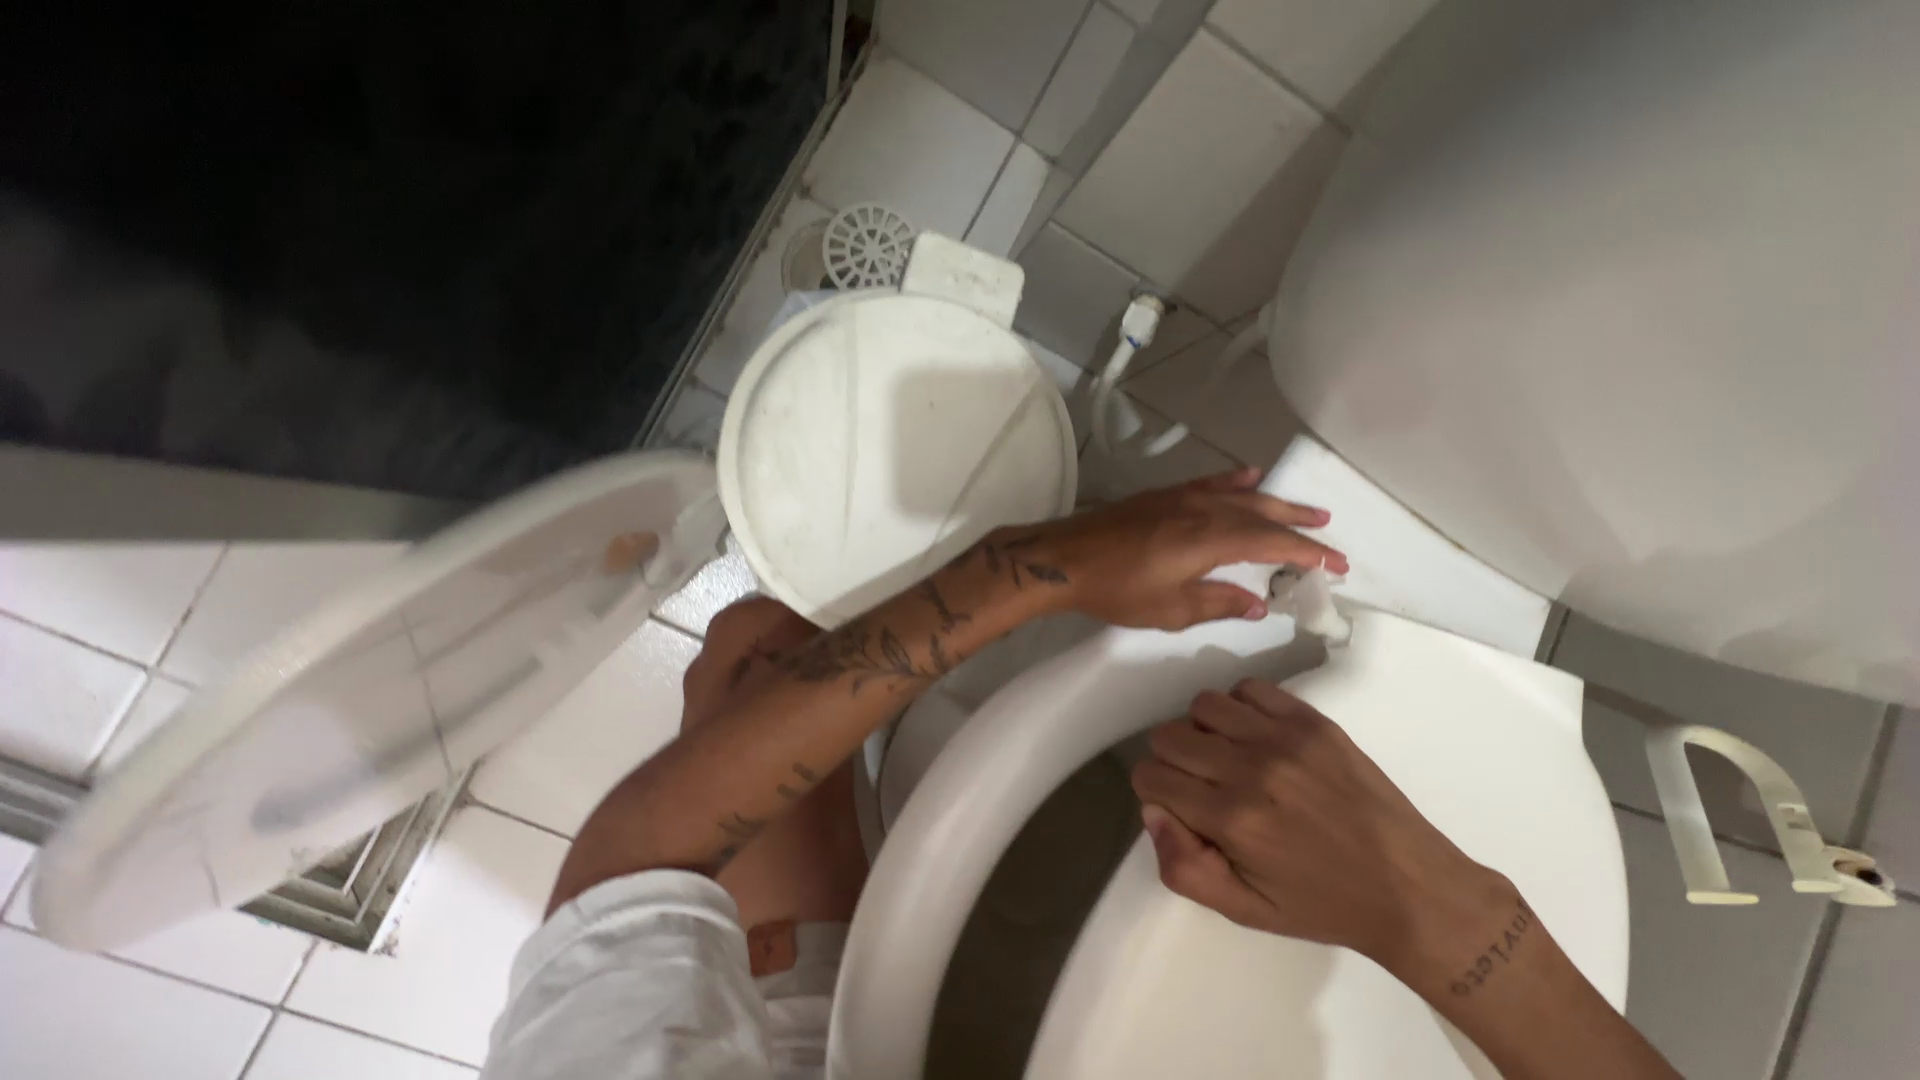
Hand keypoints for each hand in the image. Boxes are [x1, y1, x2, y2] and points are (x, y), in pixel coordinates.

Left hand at [1021, 467, 1346, 630]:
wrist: (1066, 558)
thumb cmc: (1117, 590)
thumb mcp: (1171, 609)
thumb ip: (1219, 603)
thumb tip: (1258, 604)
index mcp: (1211, 539)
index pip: (1272, 543)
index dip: (1308, 553)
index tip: (1337, 564)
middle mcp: (1204, 510)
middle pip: (1262, 514)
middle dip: (1299, 525)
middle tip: (1329, 534)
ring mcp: (1182, 497)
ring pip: (1241, 496)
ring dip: (1276, 502)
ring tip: (1306, 509)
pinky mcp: (1163, 496)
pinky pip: (1210, 483)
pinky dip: (1234, 481)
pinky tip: (1249, 477)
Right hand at [1130, 678, 1515, 973]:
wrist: (1410, 888)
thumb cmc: (1321, 905)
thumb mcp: (1244, 910)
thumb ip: (1182, 867)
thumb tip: (1153, 811)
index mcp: (1232, 821)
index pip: (1151, 776)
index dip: (1155, 793)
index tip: (1179, 807)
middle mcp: (1252, 770)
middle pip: (1168, 735)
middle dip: (1172, 761)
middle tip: (1201, 786)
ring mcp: (1285, 739)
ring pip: (1203, 705)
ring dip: (1203, 730)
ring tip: (1228, 758)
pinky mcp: (1313, 722)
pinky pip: (1249, 688)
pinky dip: (1240, 708)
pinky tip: (1256, 738)